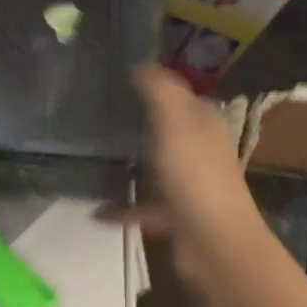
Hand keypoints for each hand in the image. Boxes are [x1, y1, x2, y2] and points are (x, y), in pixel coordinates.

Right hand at [103, 65, 263, 279]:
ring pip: (155, 169)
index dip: (154, 86)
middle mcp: (200, 150)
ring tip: (93, 162)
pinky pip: (144, 208)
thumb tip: (141, 64)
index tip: (116, 81)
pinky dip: (121, 209)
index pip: (179, 95)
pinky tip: (94, 212)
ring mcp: (189, 185)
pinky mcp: (176, 217)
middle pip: (167, 131)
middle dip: (138, 125)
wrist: (213, 242)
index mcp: (203, 123)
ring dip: (130, 167)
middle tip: (98, 119)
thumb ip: (159, 91)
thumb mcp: (175, 123)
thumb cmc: (195, 177)